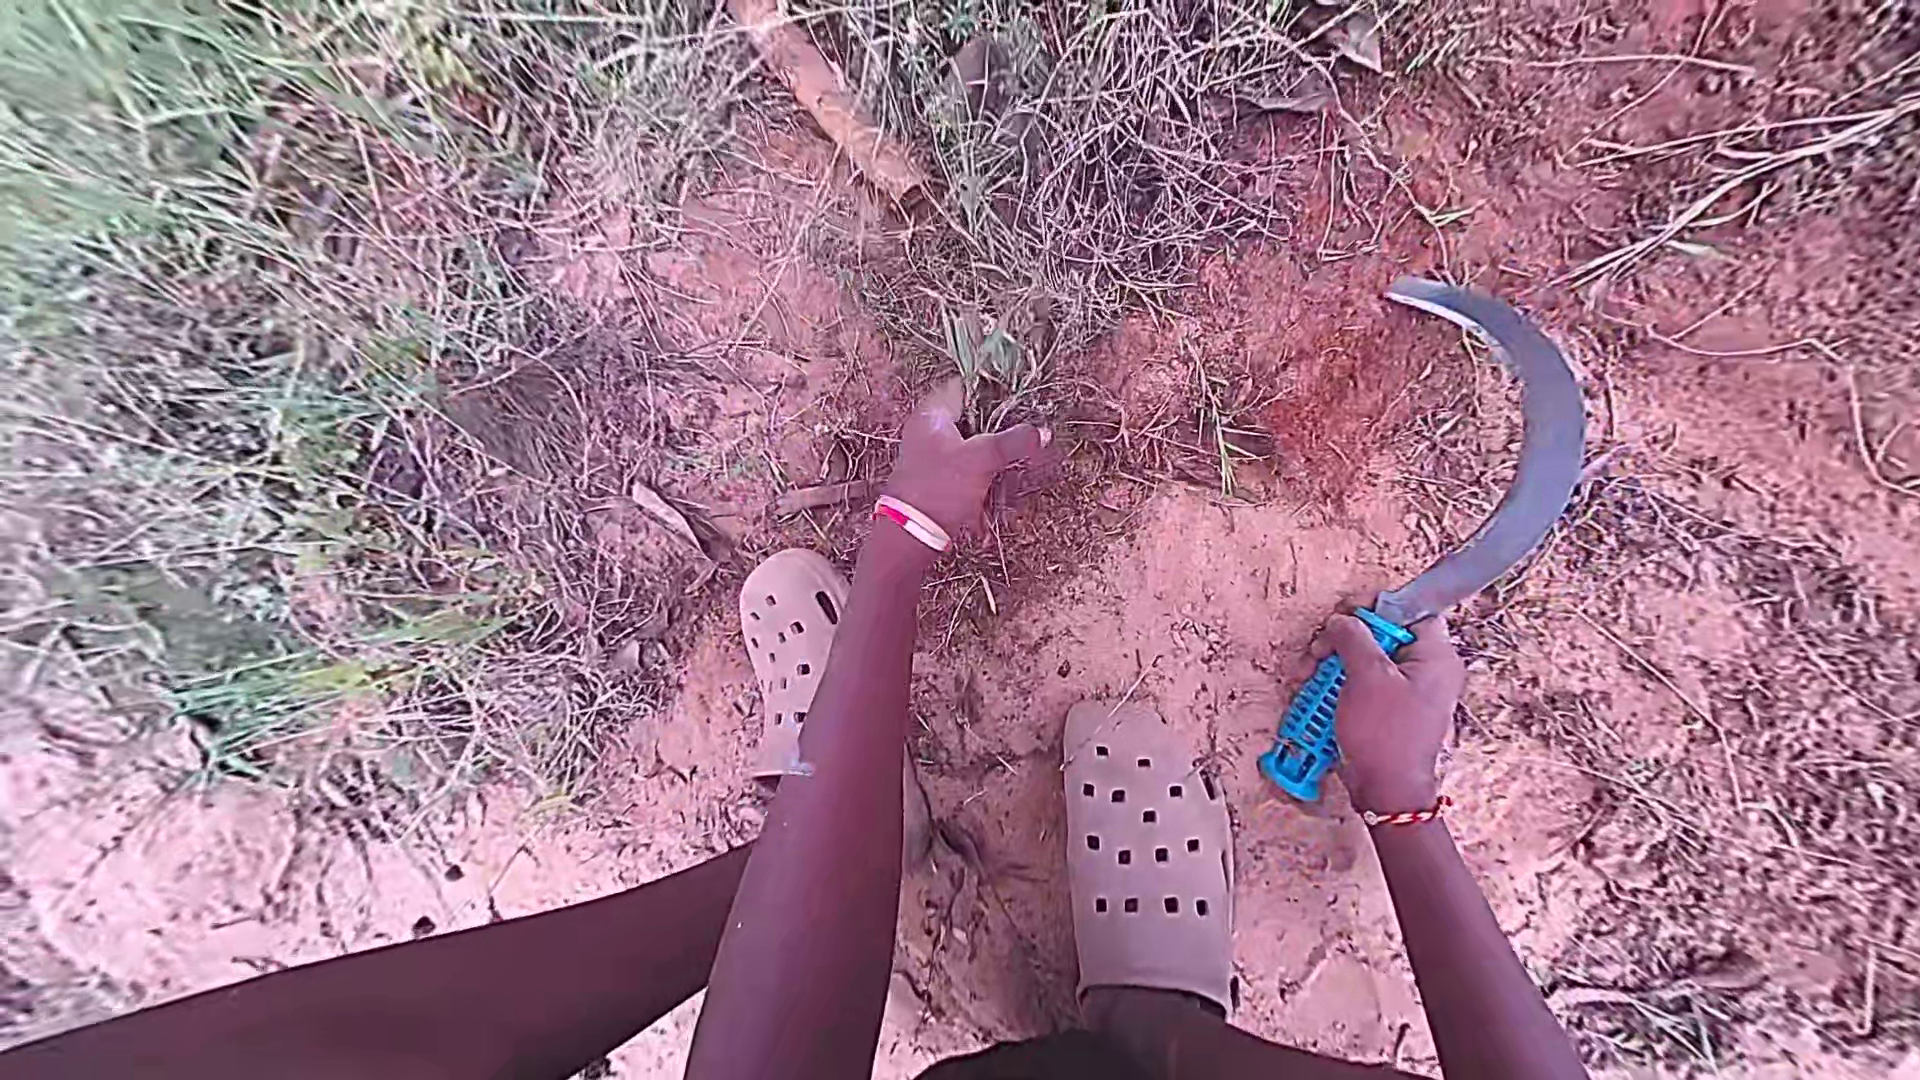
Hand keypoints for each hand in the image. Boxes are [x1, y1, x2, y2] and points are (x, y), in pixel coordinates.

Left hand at [882, 378, 1049, 536]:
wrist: (912, 535)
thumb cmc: (940, 488)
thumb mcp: (981, 459)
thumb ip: (1013, 442)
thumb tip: (1041, 432)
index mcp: (931, 414)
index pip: (965, 385)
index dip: (993, 388)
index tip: (1019, 398)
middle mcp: (929, 430)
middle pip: (972, 415)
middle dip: (1000, 423)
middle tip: (1025, 428)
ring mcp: (933, 456)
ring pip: (972, 441)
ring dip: (995, 449)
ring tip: (1018, 454)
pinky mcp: (939, 479)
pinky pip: (968, 465)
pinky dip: (986, 469)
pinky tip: (1002, 478)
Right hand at [1316, 613, 1465, 814]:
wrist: (1384, 788)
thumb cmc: (1384, 732)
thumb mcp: (1367, 676)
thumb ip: (1354, 638)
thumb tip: (1342, 620)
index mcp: (1434, 657)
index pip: (1412, 611)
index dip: (1377, 608)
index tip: (1346, 615)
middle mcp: (1423, 669)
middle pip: (1379, 633)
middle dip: (1342, 639)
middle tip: (1320, 652)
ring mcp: (1401, 688)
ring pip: (1361, 655)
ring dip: (1329, 660)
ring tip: (1308, 674)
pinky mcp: (1381, 704)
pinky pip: (1355, 678)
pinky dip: (1332, 680)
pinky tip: (1312, 689)